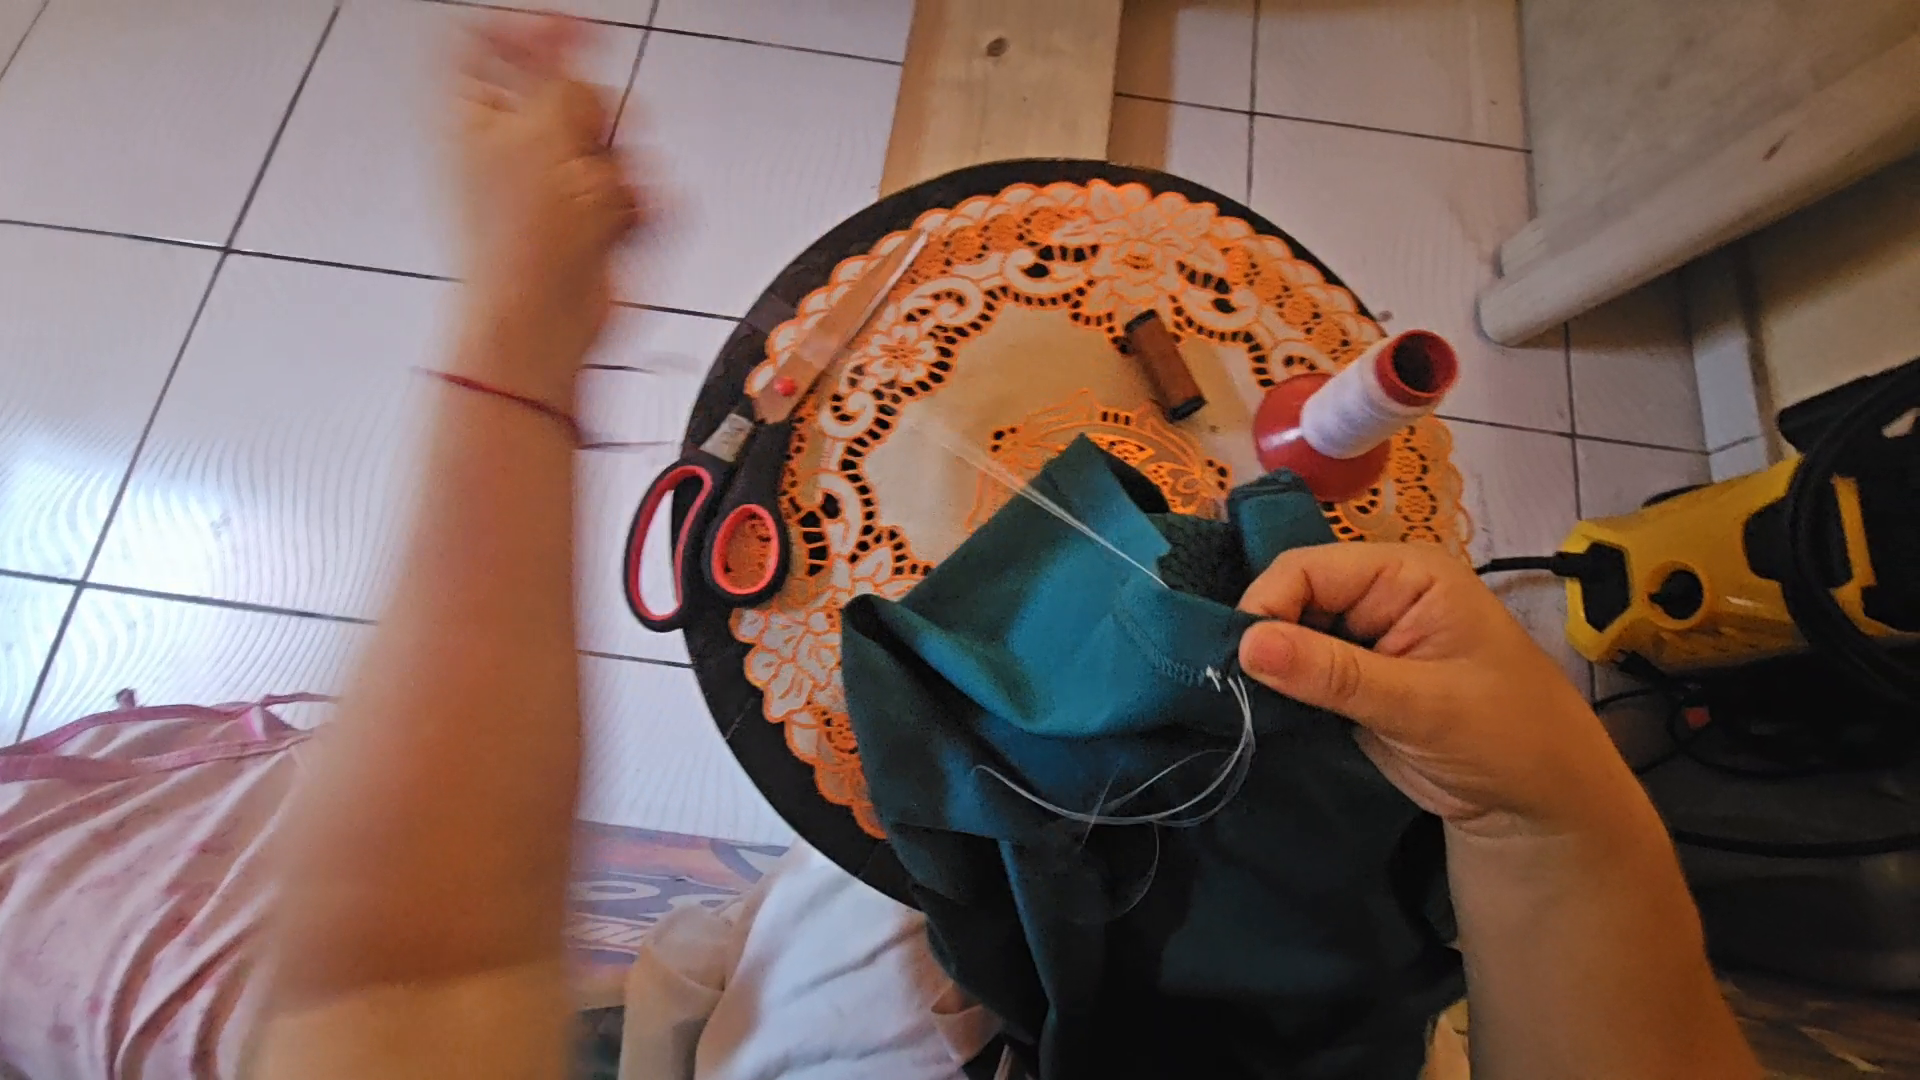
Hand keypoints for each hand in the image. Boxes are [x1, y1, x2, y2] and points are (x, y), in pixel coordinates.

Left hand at [451, 15, 641, 398]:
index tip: (577, 31)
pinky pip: (636, 196)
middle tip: (591, 144)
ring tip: (607, 204)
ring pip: (615, 149)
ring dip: (625, 174)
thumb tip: (575, 54)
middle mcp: (516, 148)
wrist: (550, 322)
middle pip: (575, 97)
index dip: (538, 26)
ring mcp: (560, 189)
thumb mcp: (541, 137)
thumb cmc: (521, 249)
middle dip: (598, 122)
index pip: (494, 38)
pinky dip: (643, 210)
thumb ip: (565, 83)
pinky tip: (629, 226)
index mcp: (474, 113)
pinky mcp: (597, 224)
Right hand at [1236, 543, 1641, 840]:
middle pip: (1290, 595)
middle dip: (1263, 637)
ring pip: (1284, 631)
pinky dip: (1276, 686)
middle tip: (1239, 686)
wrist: (1539, 809)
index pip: (1307, 569)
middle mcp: (1376, 593)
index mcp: (1405, 575)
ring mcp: (1360, 635)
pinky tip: (1265, 706)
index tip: (1241, 659)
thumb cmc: (1510, 742)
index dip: (1266, 605)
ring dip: (1266, 665)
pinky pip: (1294, 666)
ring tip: (1248, 699)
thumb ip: (1334, 673)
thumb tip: (1246, 645)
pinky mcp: (1346, 673)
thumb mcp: (1424, 706)